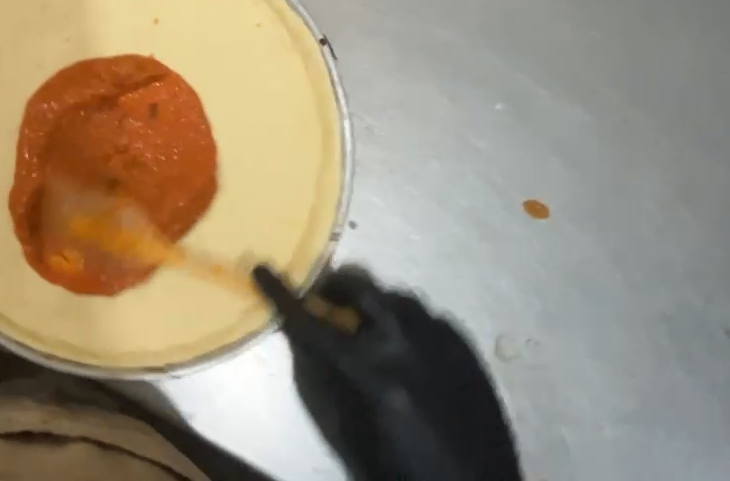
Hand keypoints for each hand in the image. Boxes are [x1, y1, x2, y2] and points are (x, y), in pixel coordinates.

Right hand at [256, 265, 522, 480]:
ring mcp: (444, 347)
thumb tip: (298, 333)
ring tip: (363, 320)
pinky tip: (403, 340)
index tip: (260, 269)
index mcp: (372, 373)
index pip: (312, 323)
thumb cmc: (401, 469)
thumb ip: (321, 376)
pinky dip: (407, 319)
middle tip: (321, 296)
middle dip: (333, 285)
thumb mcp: (348, 432)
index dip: (282, 295)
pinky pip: (430, 316)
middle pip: (361, 289)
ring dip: (372, 302)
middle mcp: (408, 348)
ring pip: (396, 296)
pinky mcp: (469, 354)